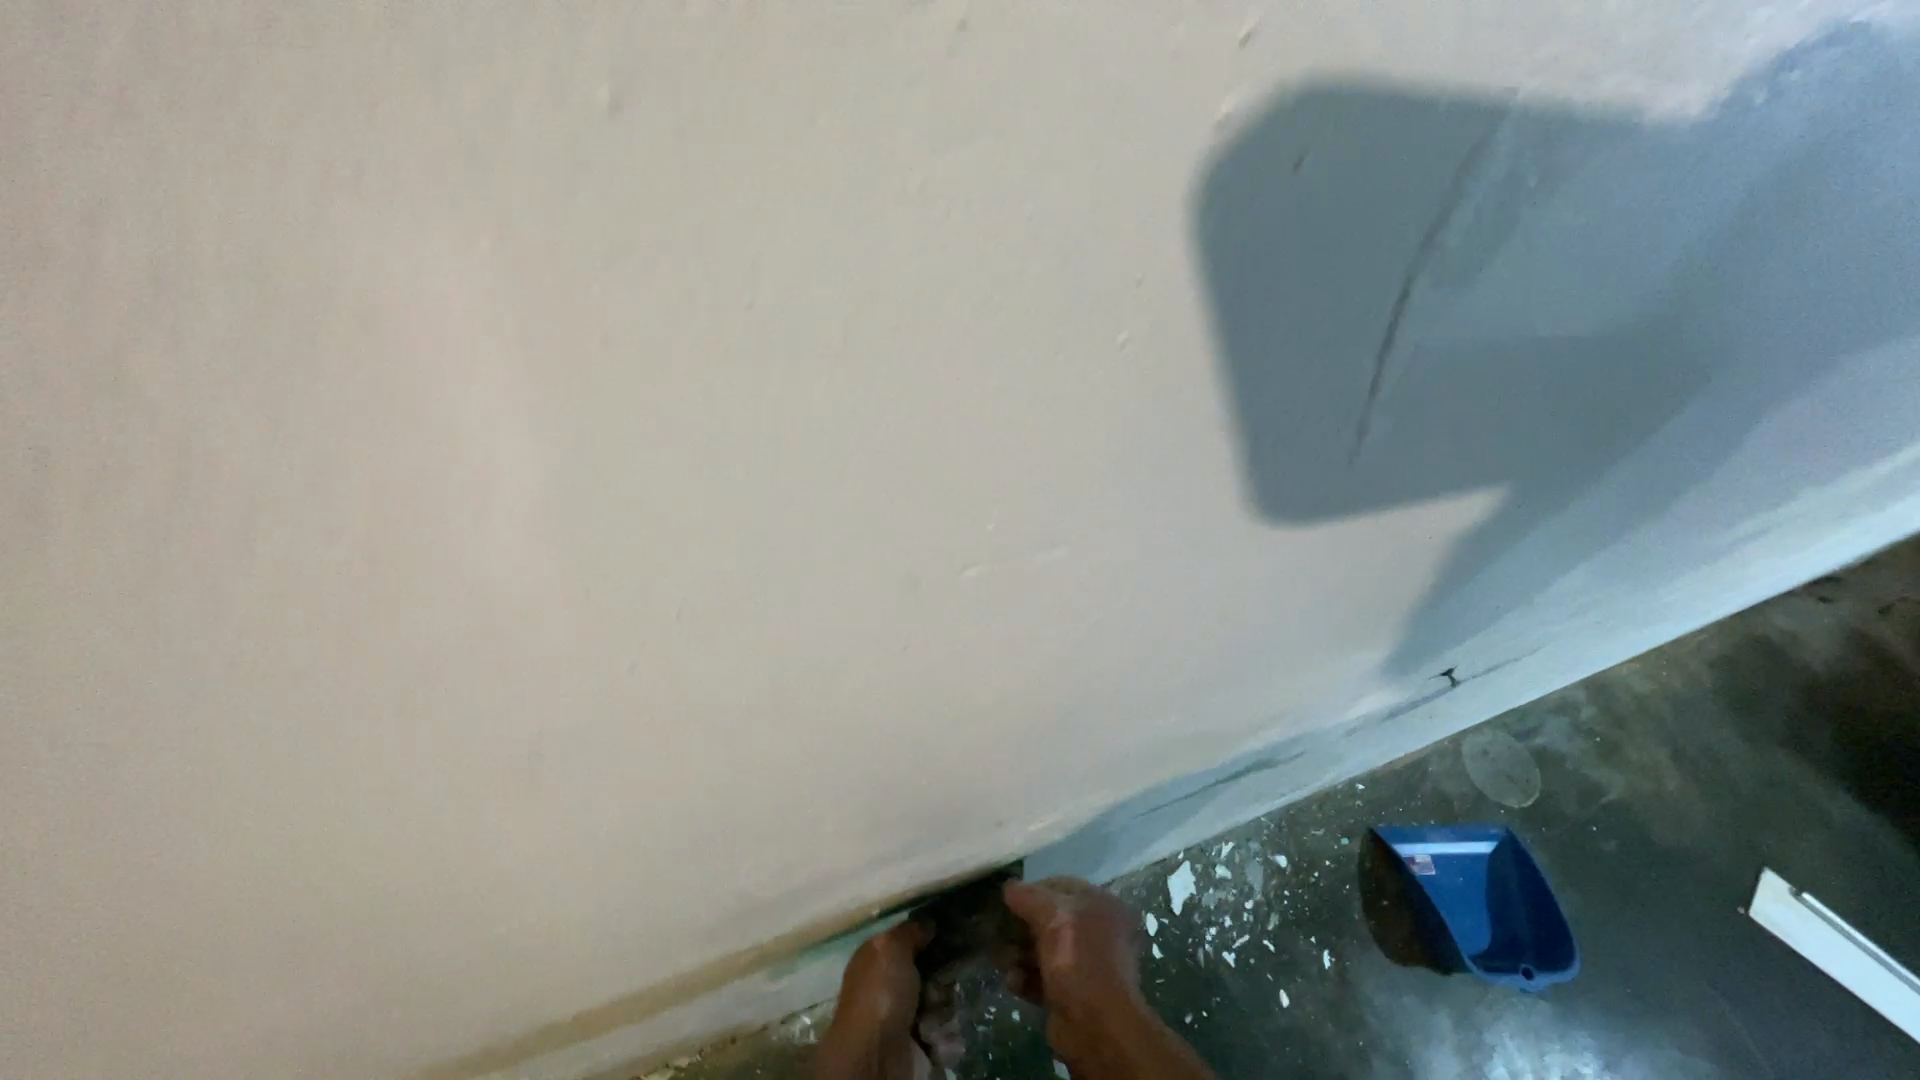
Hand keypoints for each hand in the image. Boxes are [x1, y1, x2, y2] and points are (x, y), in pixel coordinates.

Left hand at [814, 920, 932, 1079]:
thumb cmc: (880, 994)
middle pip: (935, 975)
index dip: (931, 942)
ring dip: (943, 1014)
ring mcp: (905, 1019)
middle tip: (936, 990)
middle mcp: (891, 988)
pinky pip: (946, 1035)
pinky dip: (944, 1039)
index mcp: (879, 961)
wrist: (874, 1056)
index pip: (911, 944)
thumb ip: (909, 932)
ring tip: (930, 1023)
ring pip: (944, 1006)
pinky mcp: (919, 1046)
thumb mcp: (890, 948)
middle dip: (943, 984)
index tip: (948, 940)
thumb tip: (927, 922)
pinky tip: (932, 1041)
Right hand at [1001, 879, 1146, 1057]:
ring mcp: (1086, 965)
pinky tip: (1013, 981)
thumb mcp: (1053, 916)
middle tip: (1000, 932)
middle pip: (1051, 920)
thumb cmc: (1078, 960)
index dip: (1034, 890)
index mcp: (1104, 906)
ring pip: (1044, 950)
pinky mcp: (1072, 993)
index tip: (1009, 900)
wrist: (1096, 1026)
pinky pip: (1043, 977)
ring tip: (1005, 960)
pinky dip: (1026, 977)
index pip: (1063, 887)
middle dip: (1022, 927)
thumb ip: (1028, 897)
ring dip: (1020, 953)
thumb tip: (1009, 888)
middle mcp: (1099, 932)